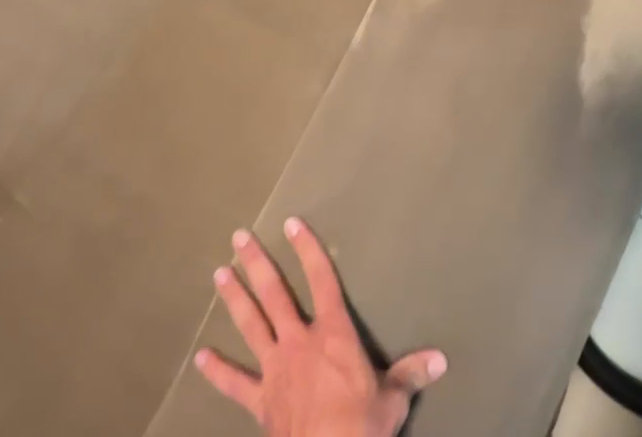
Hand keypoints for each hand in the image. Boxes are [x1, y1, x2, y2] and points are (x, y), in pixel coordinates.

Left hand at [196, 218, 447, 436]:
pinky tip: (200, 357)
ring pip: (251, 325)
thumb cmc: (362, 425)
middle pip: (275, 294)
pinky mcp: (261, 401)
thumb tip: (441, 360)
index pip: (322, 281)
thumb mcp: (393, 399)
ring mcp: (275, 369)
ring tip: (219, 273)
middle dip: (257, 263)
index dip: (308, 250)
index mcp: (334, 335)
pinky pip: (235, 383)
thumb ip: (411, 374)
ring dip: (235, 298)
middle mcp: (300, 342)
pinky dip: (217, 370)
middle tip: (239, 237)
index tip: (292, 224)